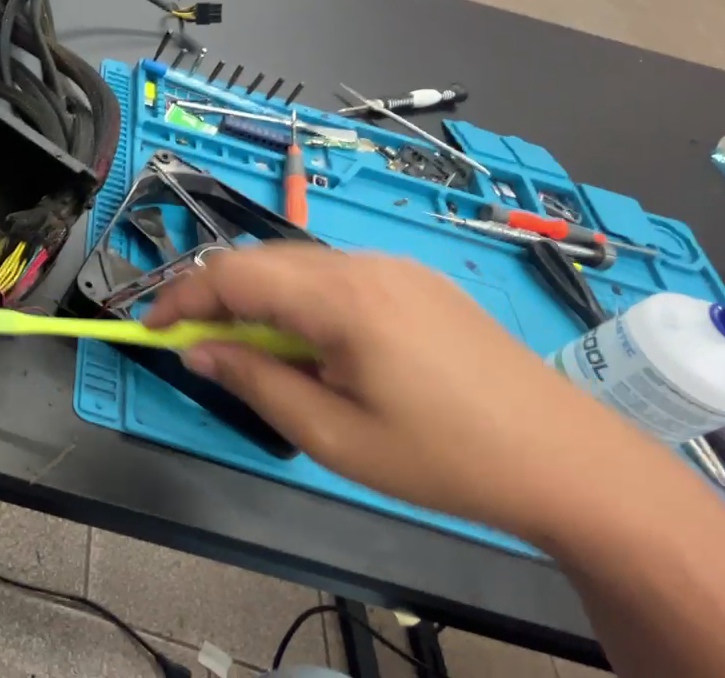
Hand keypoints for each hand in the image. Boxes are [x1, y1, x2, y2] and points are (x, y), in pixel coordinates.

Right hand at [144, 245, 646, 539]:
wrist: (575, 464)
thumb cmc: (445, 459)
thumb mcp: (332, 436)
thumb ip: (254, 381)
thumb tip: (196, 350)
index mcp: (342, 297)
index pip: (231, 274)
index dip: (180, 297)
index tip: (150, 329)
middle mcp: (365, 263)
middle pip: (260, 260)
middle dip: (213, 295)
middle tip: (194, 344)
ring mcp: (397, 267)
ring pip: (295, 264)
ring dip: (255, 296)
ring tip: (249, 348)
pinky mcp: (418, 281)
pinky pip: (334, 274)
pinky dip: (297, 298)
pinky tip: (308, 342)